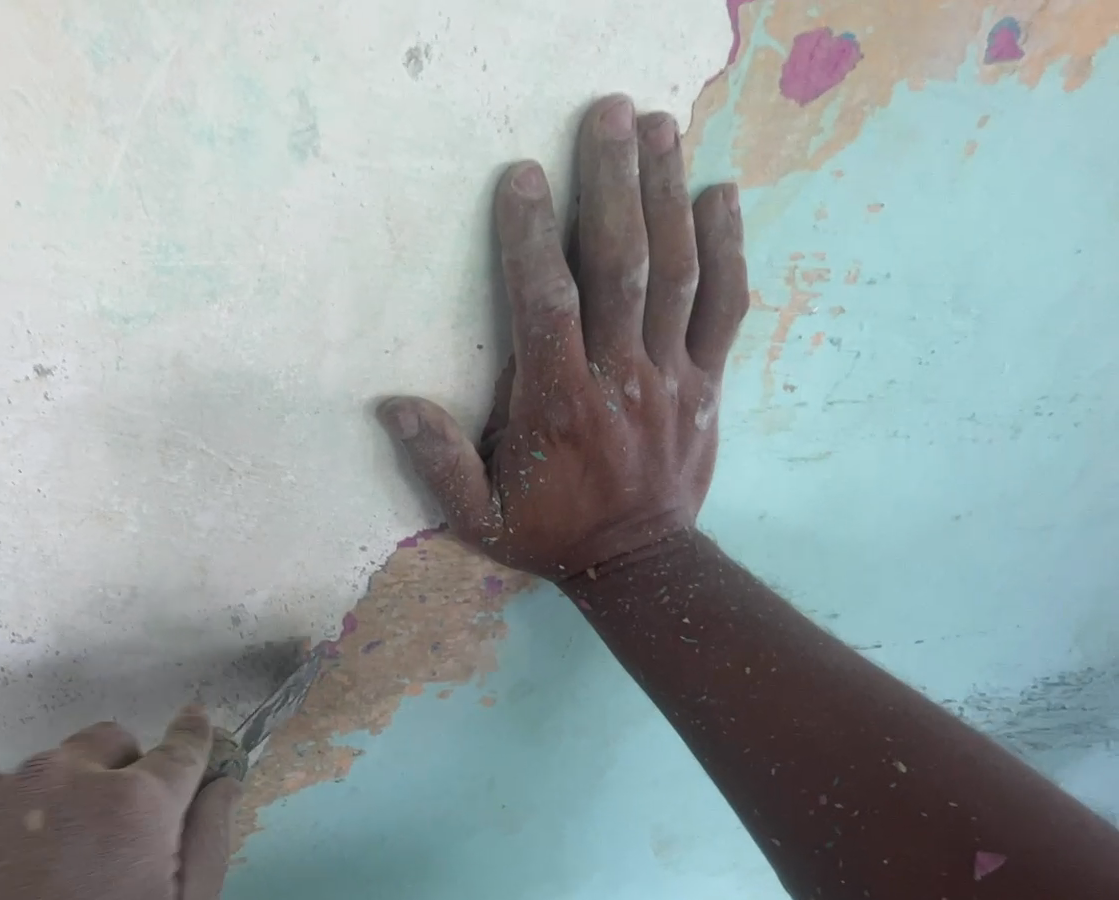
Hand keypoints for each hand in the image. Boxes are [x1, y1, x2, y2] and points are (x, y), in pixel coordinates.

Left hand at [0, 709, 242, 899]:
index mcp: (132, 806)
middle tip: (109, 847)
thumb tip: (220, 779)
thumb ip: (209, 845)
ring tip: (39, 885)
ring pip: (41, 774)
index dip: (193, 738)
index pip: (179, 747)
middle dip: (119, 777)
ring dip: (54, 806)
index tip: (196, 724)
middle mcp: (57, 776)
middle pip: (106, 744)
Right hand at [379, 95, 748, 579]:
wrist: (638, 564)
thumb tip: (392, 405)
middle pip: (620, 268)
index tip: (523, 177)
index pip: (546, 307)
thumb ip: (436, 460)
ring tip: (659, 128)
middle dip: (613, 186)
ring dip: (665, 195)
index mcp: (556, 405)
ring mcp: (670, 376)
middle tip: (609, 115)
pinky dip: (726, 247)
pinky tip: (716, 194)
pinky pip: (725, 307)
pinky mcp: (706, 382)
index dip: (532, 239)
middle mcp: (618, 378)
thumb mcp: (473, 515)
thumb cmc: (546, 534)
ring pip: (675, 274)